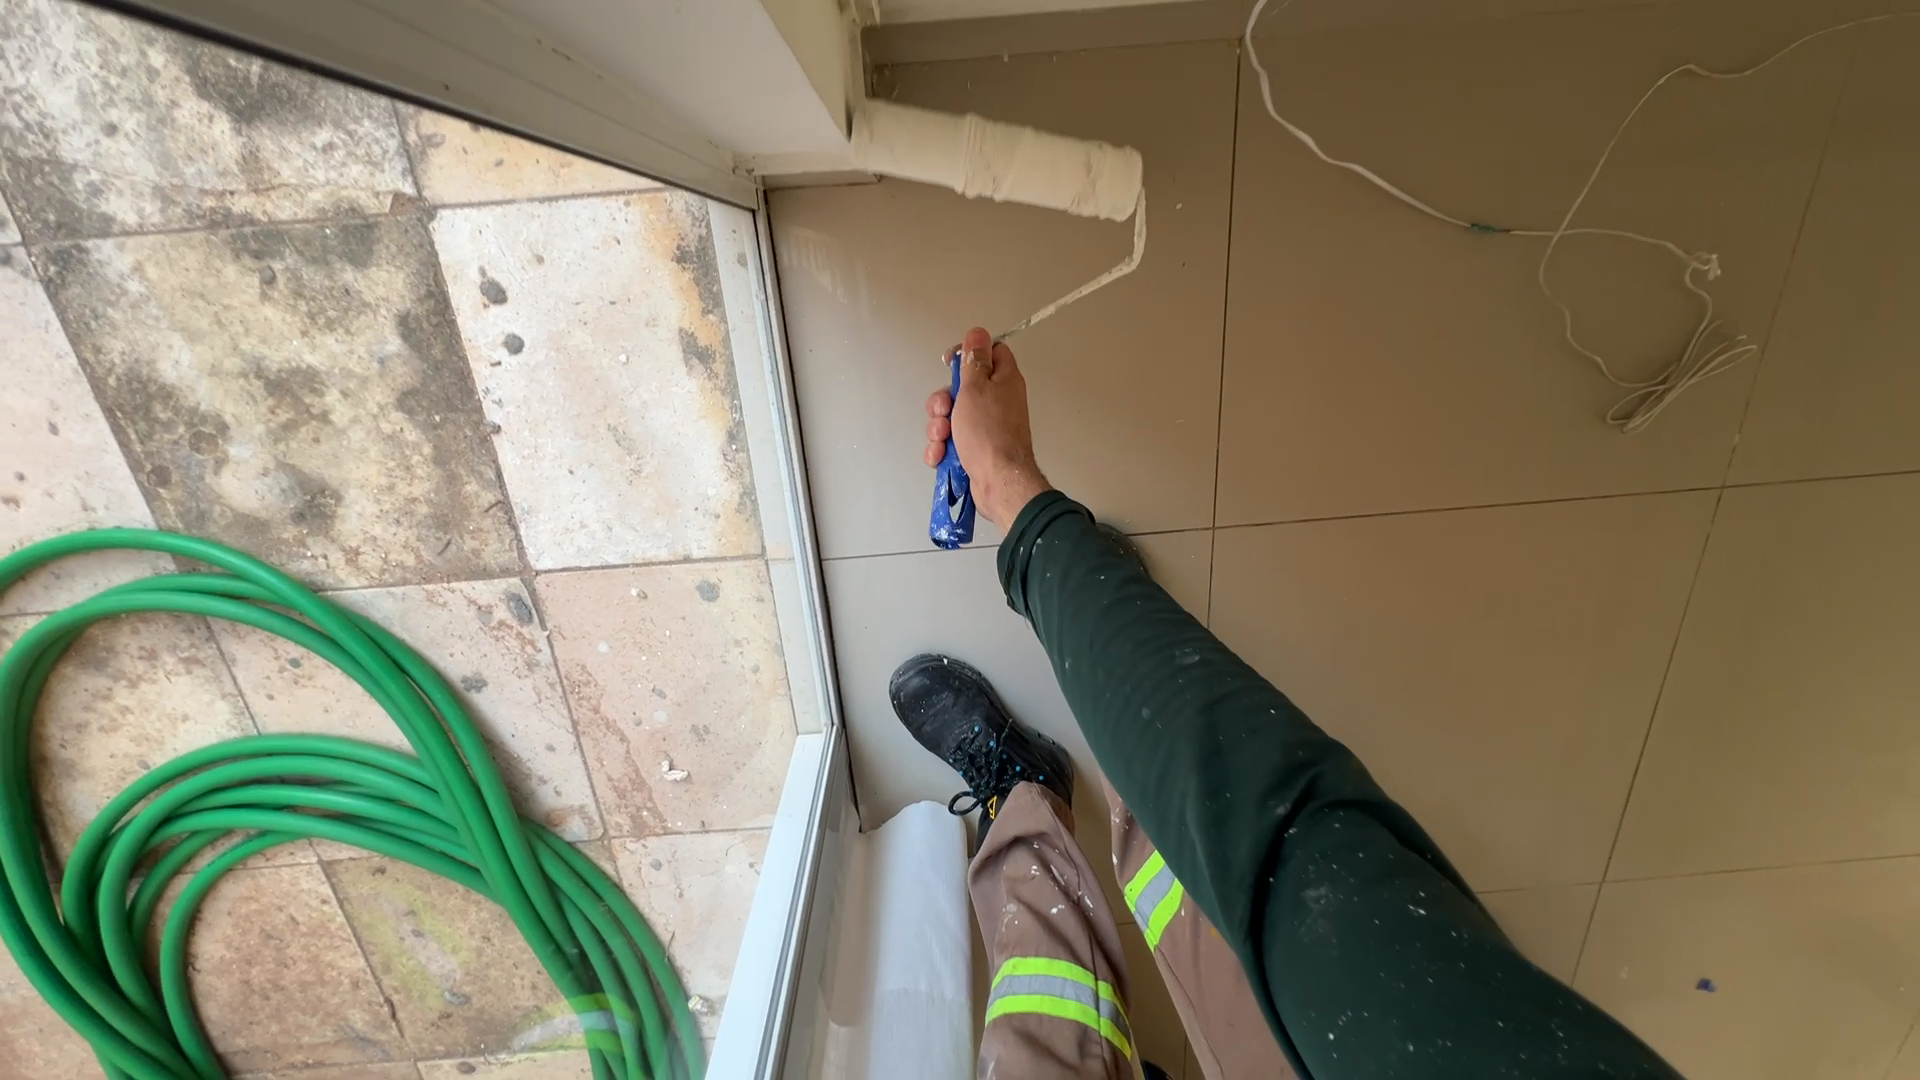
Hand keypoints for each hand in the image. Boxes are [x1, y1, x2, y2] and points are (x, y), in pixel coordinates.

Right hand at [923, 326, 1049, 526]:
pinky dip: (942, 449)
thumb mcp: (976, 388)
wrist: (998, 482)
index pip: (990, 352)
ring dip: (938, 428)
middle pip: (962, 388)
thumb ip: (974, 360)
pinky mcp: (975, 451)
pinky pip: (950, 443)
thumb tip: (977, 333)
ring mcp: (986, 428)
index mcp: (1004, 380)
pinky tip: (940, 456)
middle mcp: (998, 402)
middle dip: (943, 401)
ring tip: (942, 439)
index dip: (968, 354)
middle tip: (944, 411)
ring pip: (951, 418)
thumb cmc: (988, 432)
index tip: (950, 363)